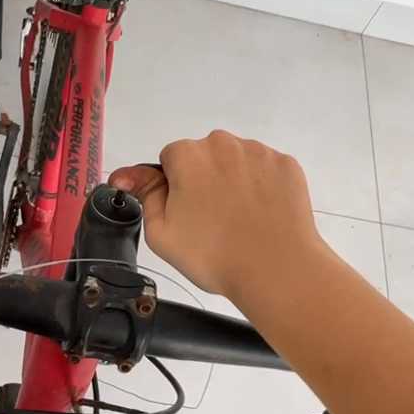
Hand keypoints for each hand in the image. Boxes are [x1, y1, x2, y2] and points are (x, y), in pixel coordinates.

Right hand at [109, 131, 327, 299]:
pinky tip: (262, 215)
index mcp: (187, 155)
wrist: (275, 270)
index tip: (185, 213)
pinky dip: (263, 187)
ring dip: (234, 181)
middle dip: (204, 179)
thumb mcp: (161, 233)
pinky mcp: (287, 165)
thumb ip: (145, 195)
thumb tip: (125, 174)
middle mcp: (223, 143)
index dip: (174, 186)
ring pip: (237, 161)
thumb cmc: (212, 256)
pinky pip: (266, 170)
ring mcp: (260, 152)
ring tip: (240, 221)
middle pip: (205, 156)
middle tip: (212, 220)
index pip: (170, 159)